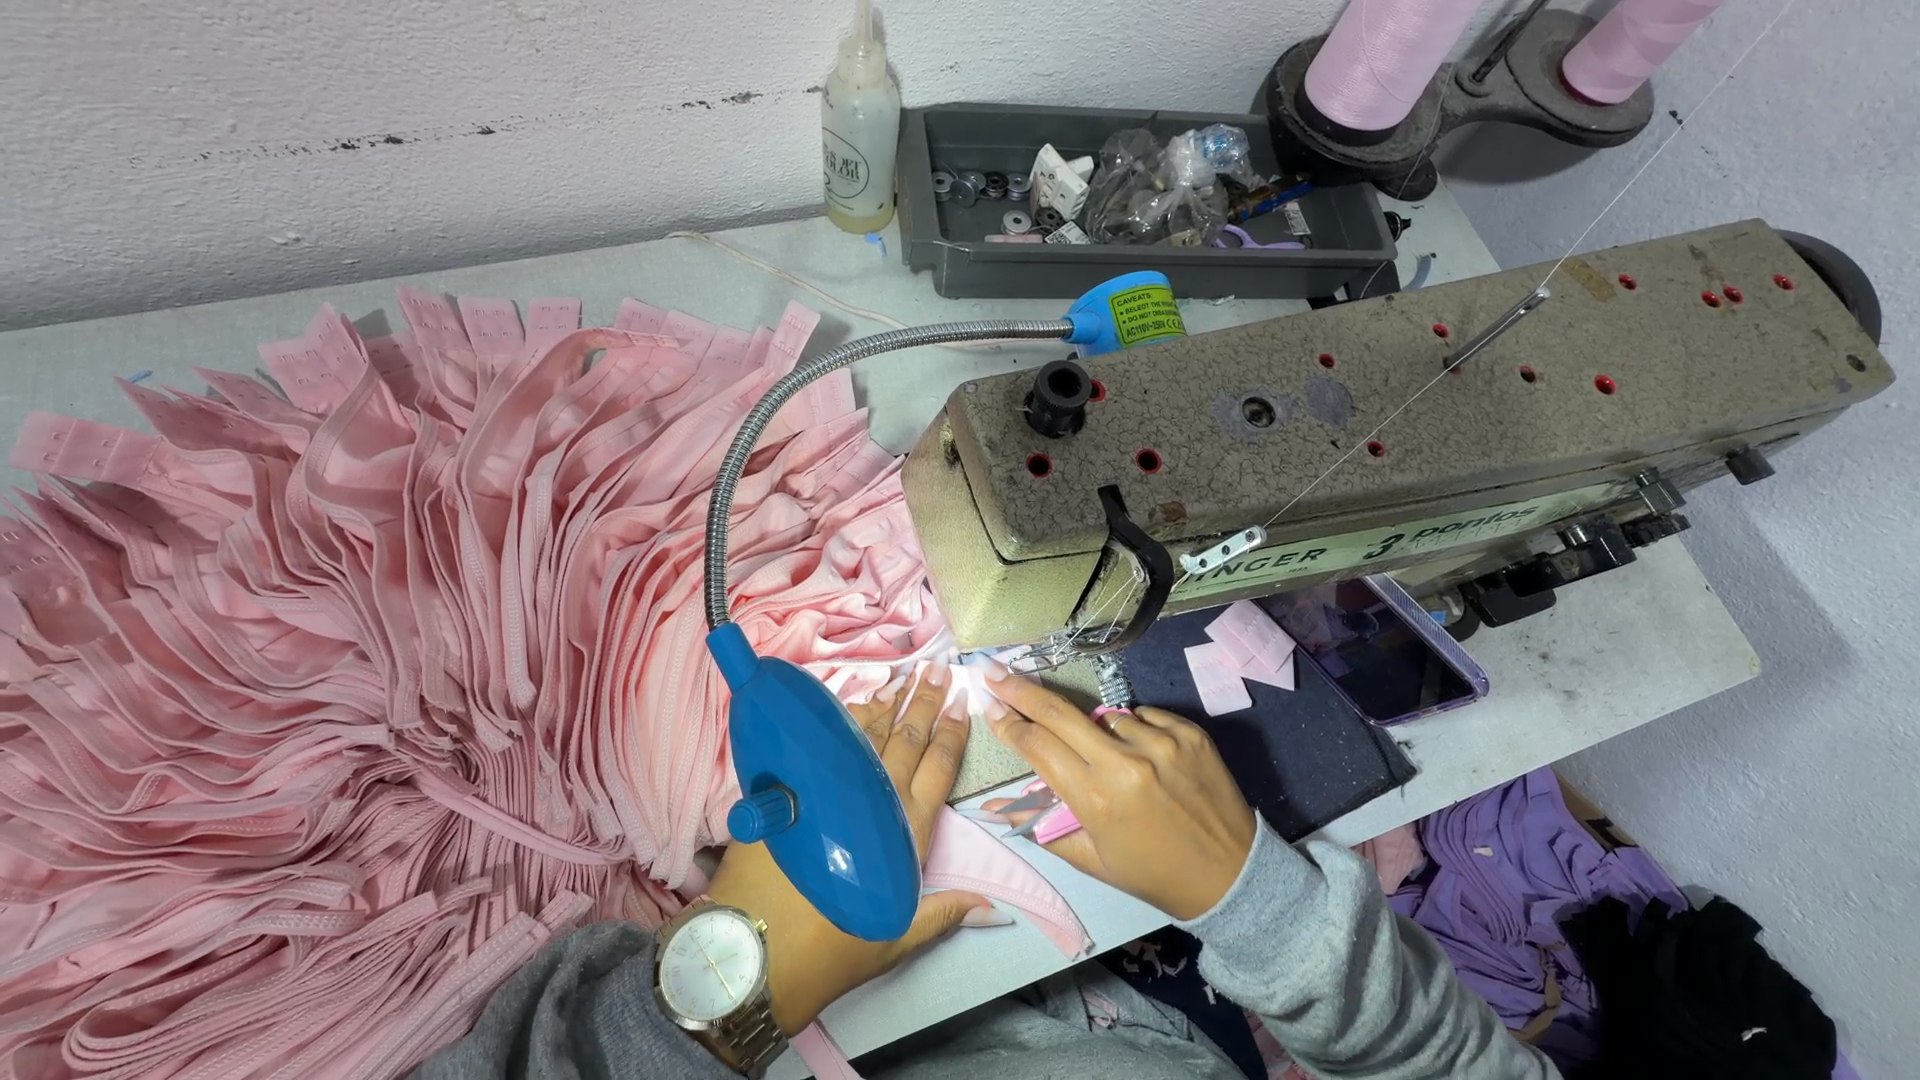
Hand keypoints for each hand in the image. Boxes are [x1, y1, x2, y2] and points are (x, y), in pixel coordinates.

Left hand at [706, 667, 998, 1034]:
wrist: (755, 952)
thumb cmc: (829, 952)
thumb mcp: (894, 941)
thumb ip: (943, 914)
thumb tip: (992, 909)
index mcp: (905, 832)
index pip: (938, 768)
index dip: (951, 733)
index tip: (959, 702)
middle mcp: (875, 801)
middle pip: (906, 739)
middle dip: (925, 701)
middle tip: (938, 670)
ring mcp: (833, 790)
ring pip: (869, 734)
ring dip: (888, 703)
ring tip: (904, 678)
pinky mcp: (796, 787)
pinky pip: (829, 743)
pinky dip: (847, 720)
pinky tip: (857, 705)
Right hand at [979, 667, 1257, 920]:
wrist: (1231, 874)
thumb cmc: (1152, 872)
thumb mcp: (1092, 860)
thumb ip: (1041, 826)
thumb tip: (993, 805)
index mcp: (1096, 799)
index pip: (1038, 746)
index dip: (1009, 724)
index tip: (989, 704)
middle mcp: (1125, 764)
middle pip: (1058, 713)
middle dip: (1021, 690)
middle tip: (995, 671)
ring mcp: (1159, 742)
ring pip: (1103, 716)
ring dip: (1095, 729)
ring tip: (1116, 762)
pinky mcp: (1188, 732)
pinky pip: (1142, 715)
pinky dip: (1134, 729)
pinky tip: (1146, 756)